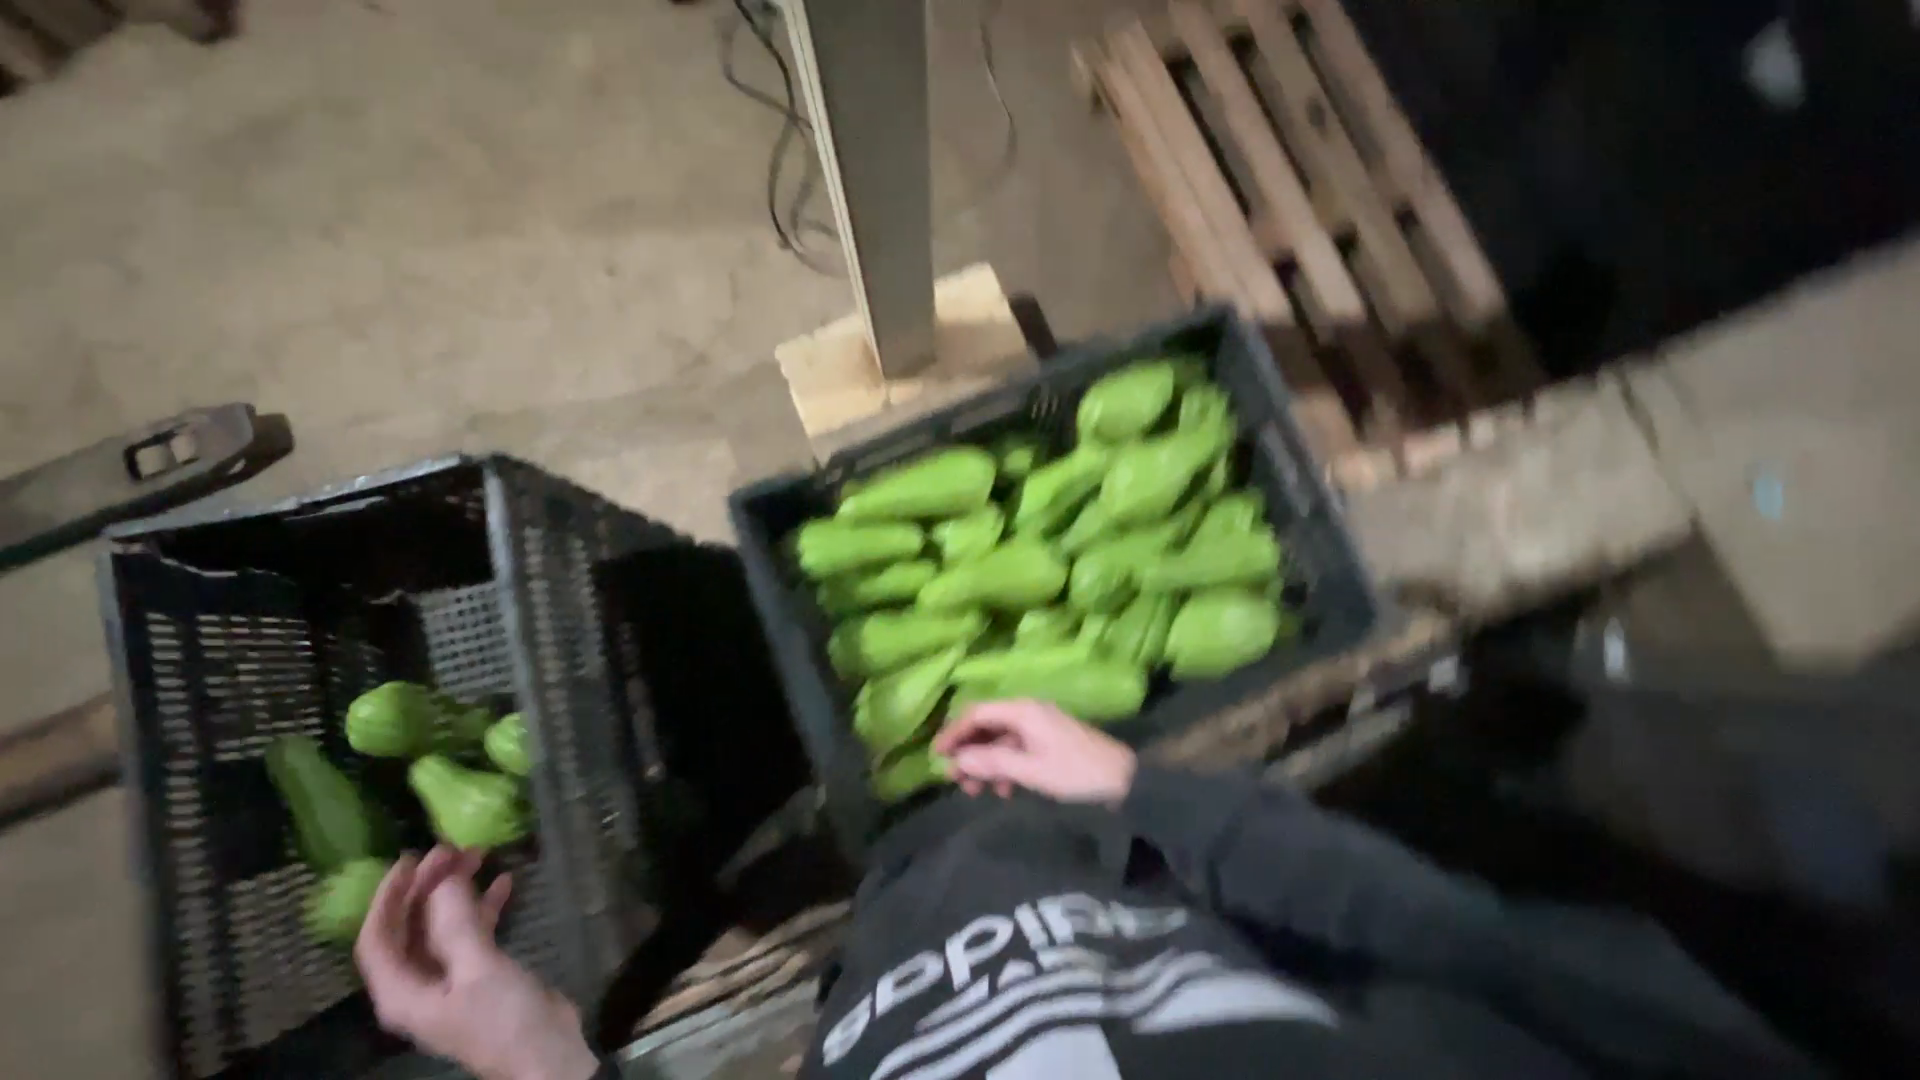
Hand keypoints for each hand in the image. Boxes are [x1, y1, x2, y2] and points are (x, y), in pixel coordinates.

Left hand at [354, 847, 599, 1079]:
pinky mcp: (481, 976)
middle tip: (453, 849)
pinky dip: (484, 907)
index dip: (388, 897)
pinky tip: (504, 882)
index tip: (411, 859)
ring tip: (479, 855)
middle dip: (427, 887)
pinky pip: (472, 934)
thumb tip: (442, 877)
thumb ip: (456, 924)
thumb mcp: (478, 970)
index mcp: (403, 992)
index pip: (377, 938)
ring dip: (456, 892)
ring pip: (442, 927)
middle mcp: (419, 985)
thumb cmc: (503, 1018)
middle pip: (410, 928)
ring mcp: (450, 980)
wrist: (546, 1054)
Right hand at [933, 699, 1136, 803]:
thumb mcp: (1031, 770)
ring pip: (999, 742)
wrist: (1125, 780)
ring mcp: (1038, 728)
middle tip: (956, 781)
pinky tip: (1004, 791)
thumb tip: (958, 760)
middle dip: (968, 752)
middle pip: (986, 727)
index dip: (954, 732)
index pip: (977, 713)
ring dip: (985, 764)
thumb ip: (993, 763)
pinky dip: (1004, 768)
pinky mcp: (1047, 743)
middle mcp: (1027, 712)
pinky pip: (1015, 751)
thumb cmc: (1076, 772)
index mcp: (1023, 711)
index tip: (937, 755)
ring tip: (976, 791)